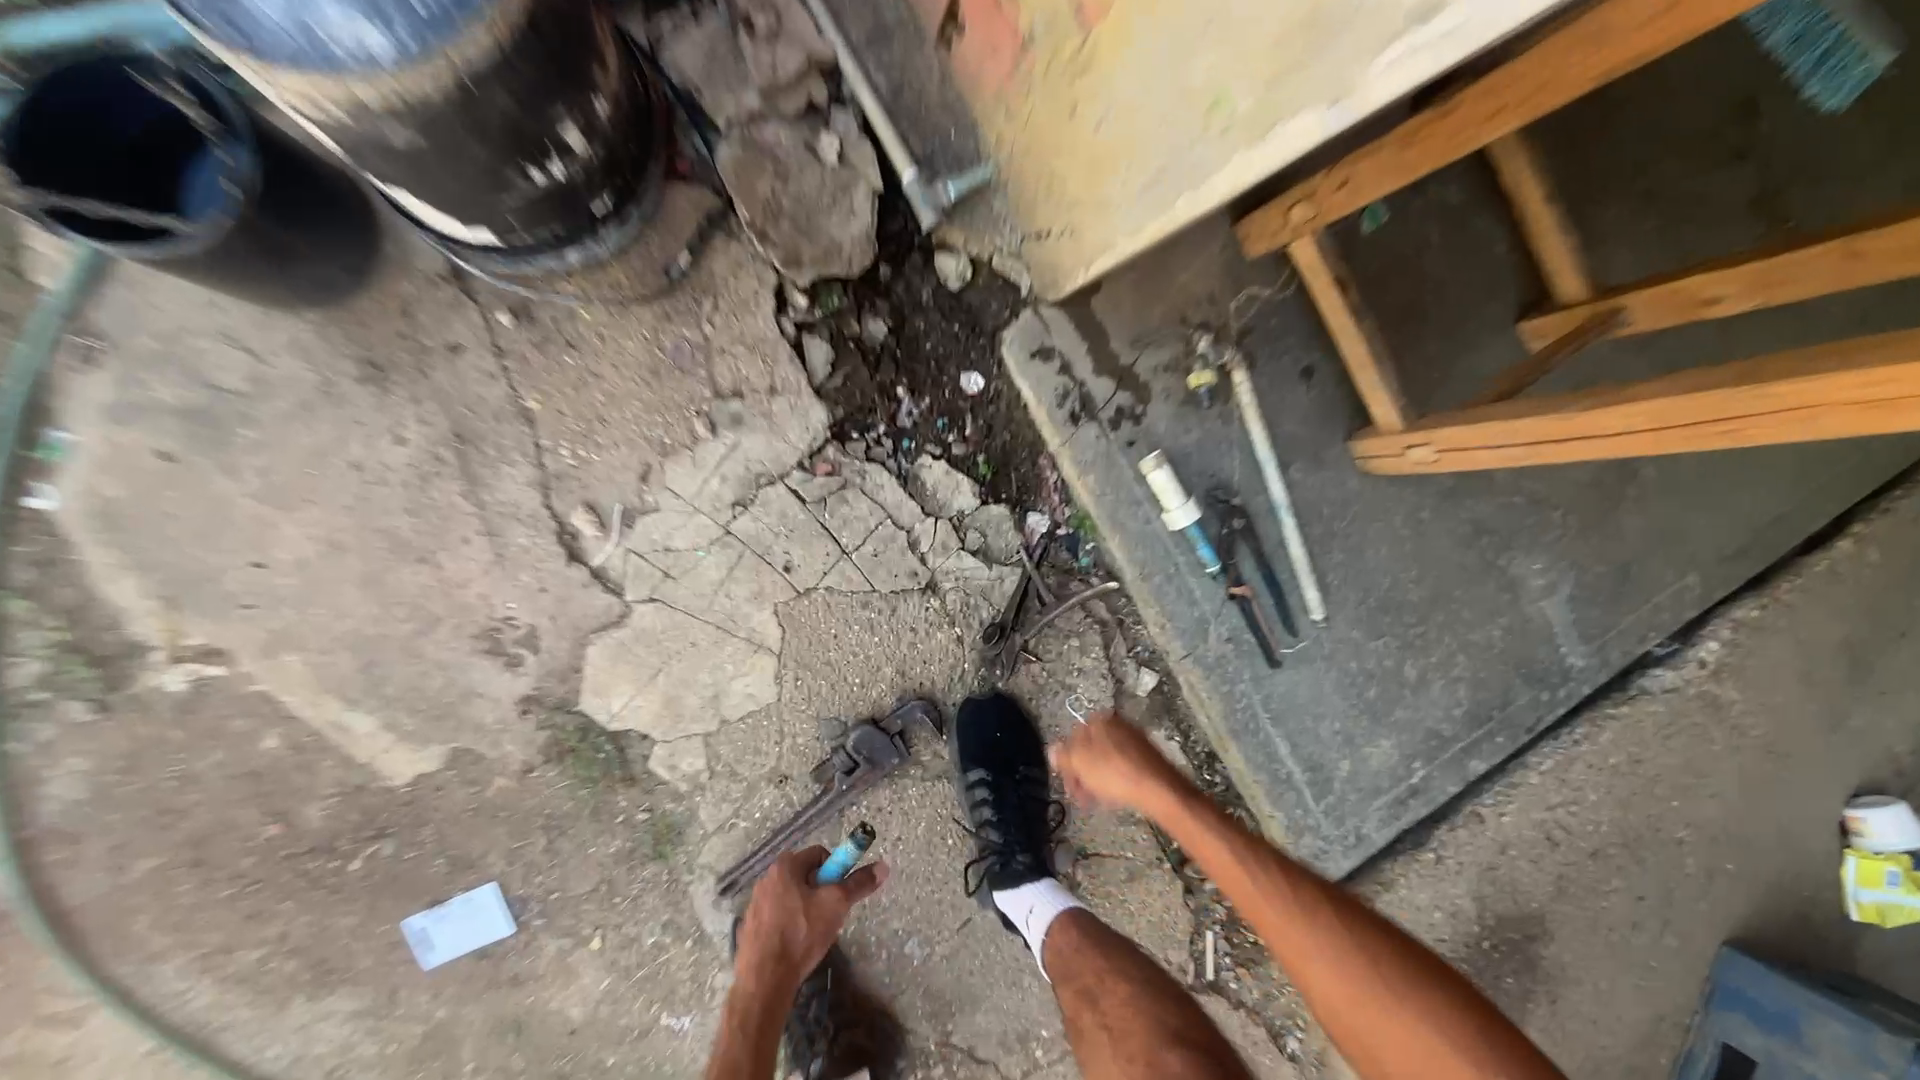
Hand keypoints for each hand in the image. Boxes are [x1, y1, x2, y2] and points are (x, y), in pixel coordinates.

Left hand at [734, 846, 886, 993]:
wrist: (765, 979)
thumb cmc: (801, 933)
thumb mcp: (836, 905)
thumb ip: (859, 884)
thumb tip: (883, 867)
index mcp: (784, 866)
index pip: (819, 854)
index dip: (836, 871)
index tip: (840, 894)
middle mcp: (766, 878)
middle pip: (805, 876)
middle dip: (822, 891)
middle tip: (830, 914)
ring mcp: (756, 903)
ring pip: (793, 897)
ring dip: (807, 908)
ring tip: (814, 932)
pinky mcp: (751, 926)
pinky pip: (779, 916)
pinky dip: (791, 924)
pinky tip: (797, 945)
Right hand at [1049, 713, 1192, 816]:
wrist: (1158, 789)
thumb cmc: (1114, 774)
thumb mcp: (1079, 764)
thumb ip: (1061, 755)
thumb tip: (1052, 750)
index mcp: (1099, 719)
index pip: (1072, 737)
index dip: (1066, 763)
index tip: (1066, 782)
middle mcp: (1117, 723)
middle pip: (1090, 748)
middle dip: (1082, 772)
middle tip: (1080, 794)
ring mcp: (1134, 738)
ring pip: (1105, 758)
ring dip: (1097, 778)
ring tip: (1097, 799)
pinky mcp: (1147, 756)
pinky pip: (1122, 765)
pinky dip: (1115, 778)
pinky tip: (1115, 794)